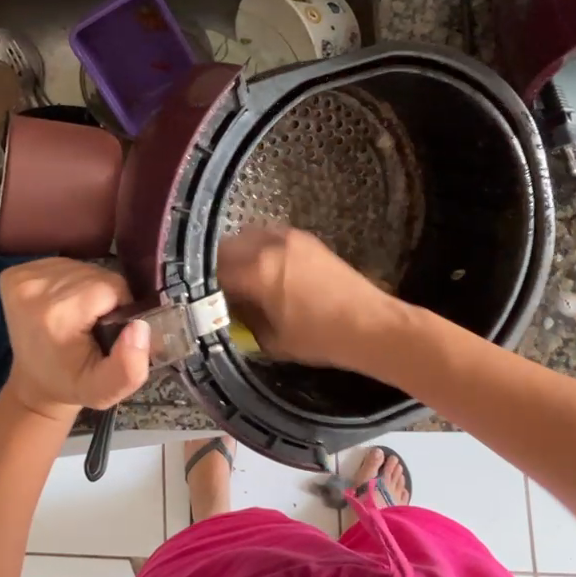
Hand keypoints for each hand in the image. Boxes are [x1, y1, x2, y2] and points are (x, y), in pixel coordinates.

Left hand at [0, 259, 150, 423]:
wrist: (35, 379)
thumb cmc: (73, 382)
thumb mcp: (106, 389)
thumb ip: (129, 368)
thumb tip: (140, 326)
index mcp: (56, 315)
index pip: (110, 287)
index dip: (119, 305)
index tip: (108, 329)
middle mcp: (33, 289)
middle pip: (94, 273)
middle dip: (103, 297)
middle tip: (92, 325)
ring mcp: (20, 278)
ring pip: (80, 266)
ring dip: (86, 288)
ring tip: (77, 316)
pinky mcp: (13, 273)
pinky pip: (61, 265)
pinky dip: (69, 282)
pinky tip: (61, 305)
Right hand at [217, 226, 400, 369]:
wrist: (371, 325)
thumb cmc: (320, 338)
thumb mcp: (272, 339)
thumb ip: (244, 322)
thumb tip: (229, 312)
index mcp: (256, 271)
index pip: (213, 271)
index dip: (205, 287)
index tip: (204, 300)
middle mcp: (268, 246)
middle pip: (226, 248)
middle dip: (218, 267)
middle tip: (219, 289)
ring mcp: (289, 239)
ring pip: (247, 237)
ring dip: (239, 254)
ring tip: (242, 278)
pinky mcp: (306, 240)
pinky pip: (270, 237)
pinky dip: (260, 249)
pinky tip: (266, 270)